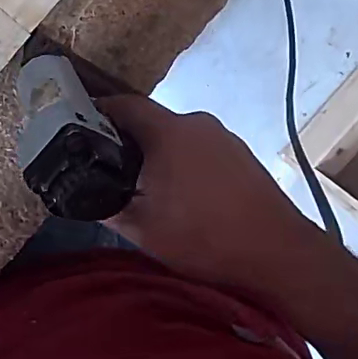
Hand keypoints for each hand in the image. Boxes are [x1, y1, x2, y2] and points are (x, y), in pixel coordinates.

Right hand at [97, 95, 325, 291]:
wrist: (278, 254)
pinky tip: (186, 198)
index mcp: (169, 131)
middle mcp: (198, 123)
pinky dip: (186, 165)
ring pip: (178, 137)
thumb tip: (89, 191)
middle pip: (152, 121)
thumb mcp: (141, 228)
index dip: (98, 111)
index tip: (79, 129)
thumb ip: (108, 204)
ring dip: (160, 156)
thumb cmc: (203, 237)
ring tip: (149, 190)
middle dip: (129, 142)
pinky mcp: (243, 156)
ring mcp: (225, 138)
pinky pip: (202, 150)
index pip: (124, 104)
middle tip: (110, 169)